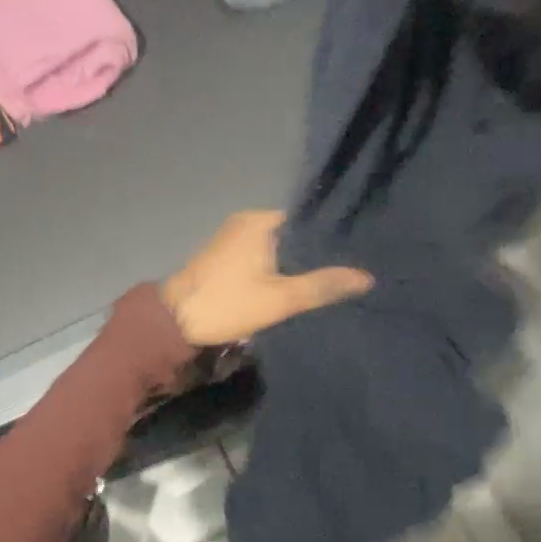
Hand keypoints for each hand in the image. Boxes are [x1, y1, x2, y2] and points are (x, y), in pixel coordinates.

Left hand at [162, 212, 372, 345]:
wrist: (174, 321)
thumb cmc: (228, 303)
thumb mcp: (281, 298)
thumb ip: (322, 285)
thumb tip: (366, 276)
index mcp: (260, 220)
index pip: (307, 220)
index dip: (330, 238)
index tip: (357, 254)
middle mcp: (246, 221)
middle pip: (292, 234)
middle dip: (314, 253)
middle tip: (348, 272)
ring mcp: (232, 237)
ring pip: (276, 247)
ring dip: (294, 263)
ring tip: (328, 281)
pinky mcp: (225, 256)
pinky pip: (261, 255)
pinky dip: (276, 268)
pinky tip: (294, 286)